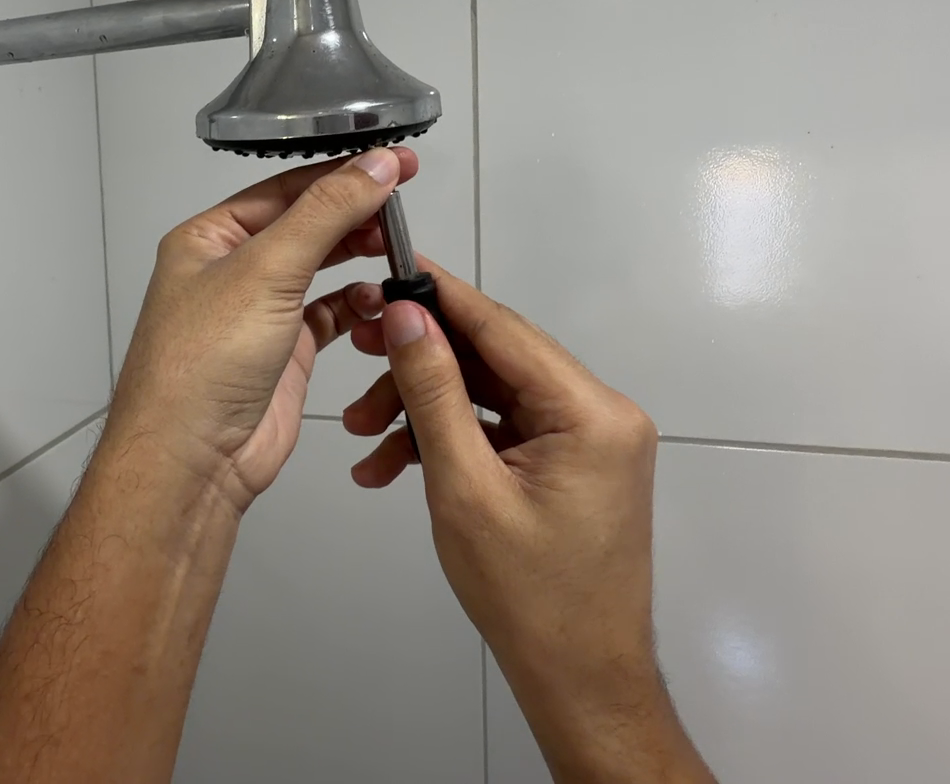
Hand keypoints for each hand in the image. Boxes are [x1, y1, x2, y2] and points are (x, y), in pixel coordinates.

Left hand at [104, 146, 417, 512]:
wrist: (193, 459)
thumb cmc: (200, 365)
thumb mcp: (266, 271)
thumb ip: (325, 214)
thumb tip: (374, 166)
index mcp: (209, 239)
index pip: (284, 190)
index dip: (340, 173)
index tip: (393, 163)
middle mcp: (231, 272)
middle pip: (304, 225)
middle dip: (353, 215)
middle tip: (402, 207)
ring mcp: (258, 312)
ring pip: (319, 269)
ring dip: (356, 259)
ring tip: (395, 250)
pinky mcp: (284, 351)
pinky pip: (329, 315)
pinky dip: (355, 307)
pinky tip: (375, 303)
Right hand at [342, 262, 714, 783]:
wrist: (576, 683)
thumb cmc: (524, 593)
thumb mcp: (462, 485)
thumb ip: (433, 392)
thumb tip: (405, 314)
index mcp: (590, 413)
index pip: (503, 329)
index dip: (441, 295)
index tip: (389, 266)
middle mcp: (596, 413)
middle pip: (490, 360)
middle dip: (416, 364)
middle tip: (353, 352)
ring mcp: (580, 438)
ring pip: (484, 395)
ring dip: (419, 410)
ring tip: (359, 437)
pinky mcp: (561, 461)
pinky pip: (493, 429)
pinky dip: (442, 440)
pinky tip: (387, 465)